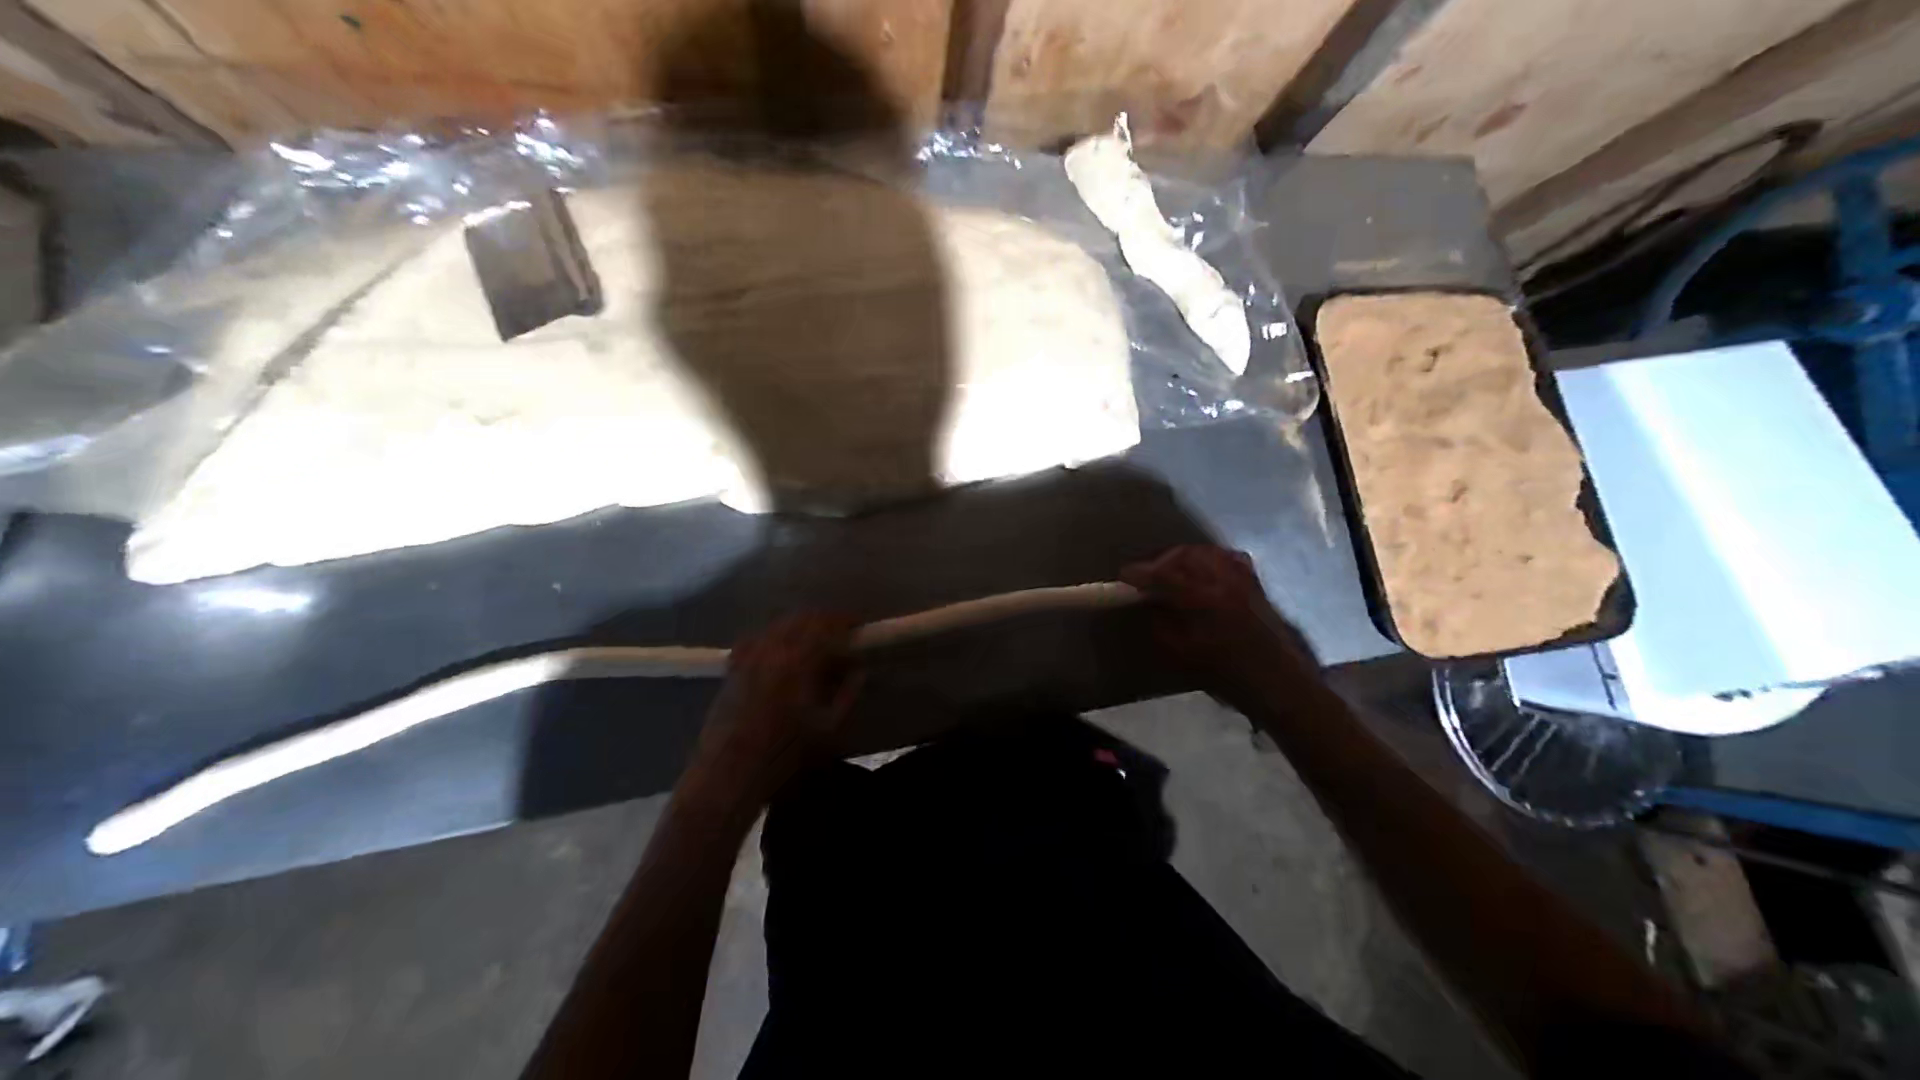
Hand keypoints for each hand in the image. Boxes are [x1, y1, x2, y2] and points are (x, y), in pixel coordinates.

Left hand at [692, 613, 863, 800]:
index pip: (827, 624)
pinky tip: (781, 653)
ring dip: (801, 627)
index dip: (846, 622)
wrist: (729, 774)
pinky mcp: (733, 668)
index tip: (860, 627)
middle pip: (802, 618)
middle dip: (825, 622)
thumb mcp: (829, 727)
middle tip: (842, 635)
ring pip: (779, 626)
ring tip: (816, 643)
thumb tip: (859, 669)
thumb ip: (848, 693)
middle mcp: (771, 648)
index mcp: (798, 659)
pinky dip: (774, 638)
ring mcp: (748, 656)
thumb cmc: (784, 754)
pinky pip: (757, 639)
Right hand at [1121, 545, 1316, 695]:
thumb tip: (1149, 605)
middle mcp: (1225, 581)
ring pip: (1209, 552)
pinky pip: (1230, 558)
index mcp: (1204, 600)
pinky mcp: (1256, 584)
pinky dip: (1212, 558)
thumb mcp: (1183, 656)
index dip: (1140, 572)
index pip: (1165, 574)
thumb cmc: (1228, 676)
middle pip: (1186, 554)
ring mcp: (1244, 580)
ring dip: (1185, 556)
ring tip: (1172, 570)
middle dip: (1161, 561)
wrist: (1281, 685)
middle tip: (1146, 575)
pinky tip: (1204, 570)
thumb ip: (1162, 626)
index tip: (1123, 575)